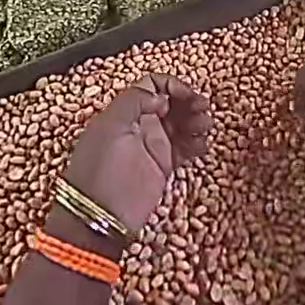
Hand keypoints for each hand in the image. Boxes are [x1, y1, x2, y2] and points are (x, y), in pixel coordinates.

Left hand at [62, 74, 211, 233]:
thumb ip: (134, 101)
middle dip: (190, 101)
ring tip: (204, 126)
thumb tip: (160, 98)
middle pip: (172, 102)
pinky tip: (201, 145)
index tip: (186, 95)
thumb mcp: (109, 128)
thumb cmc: (100, 170)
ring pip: (182, 122)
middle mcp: (141, 125)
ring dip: (197, 120)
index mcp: (126, 112)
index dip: (172, 86)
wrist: (100, 218)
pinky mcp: (164, 165)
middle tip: (202, 108)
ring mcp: (153, 145)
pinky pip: (186, 147)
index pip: (152, 86)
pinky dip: (197, 142)